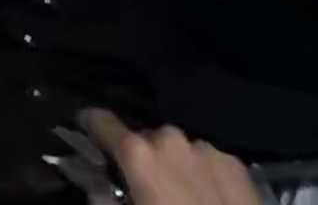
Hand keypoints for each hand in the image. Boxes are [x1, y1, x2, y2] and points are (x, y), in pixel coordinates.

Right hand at [78, 109, 260, 204]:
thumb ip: (103, 198)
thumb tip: (90, 178)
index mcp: (140, 154)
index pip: (103, 122)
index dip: (89, 123)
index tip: (81, 123)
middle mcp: (170, 138)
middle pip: (145, 140)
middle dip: (140, 159)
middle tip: (142, 190)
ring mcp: (206, 148)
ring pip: (178, 151)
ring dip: (173, 167)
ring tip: (179, 200)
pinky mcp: (236, 163)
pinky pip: (207, 162)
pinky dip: (201, 175)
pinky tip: (207, 202)